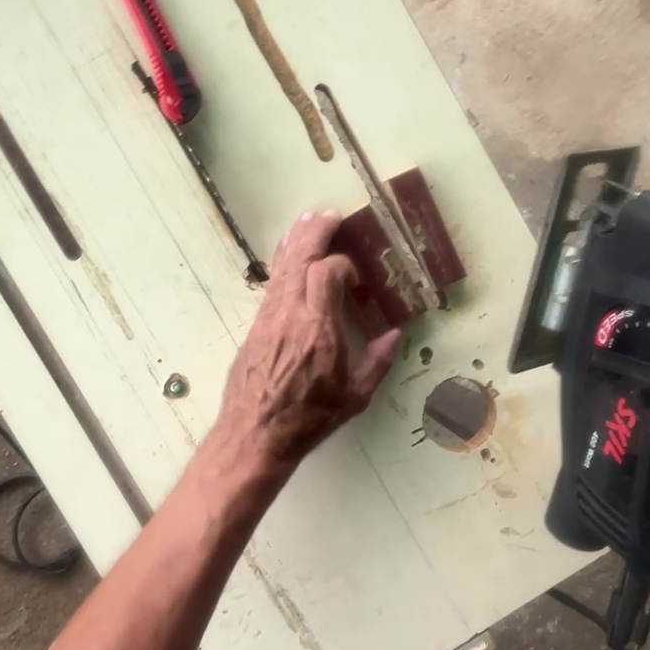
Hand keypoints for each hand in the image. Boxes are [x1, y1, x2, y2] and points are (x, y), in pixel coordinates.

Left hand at [212, 210, 401, 473]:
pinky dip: (282, 264)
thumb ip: (377, 362)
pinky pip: (271, 284)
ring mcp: (269, 318)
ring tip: (307, 221)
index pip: (327, 273)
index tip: (354, 279)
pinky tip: (287, 254)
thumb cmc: (307, 419)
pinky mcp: (256, 326)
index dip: (342, 265)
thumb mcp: (354, 397)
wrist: (254, 434)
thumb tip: (395, 335)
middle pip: (301, 259)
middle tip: (330, 215)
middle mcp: (291, 316)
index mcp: (319, 330)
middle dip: (316, 233)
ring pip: (282, 268)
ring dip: (296, 242)